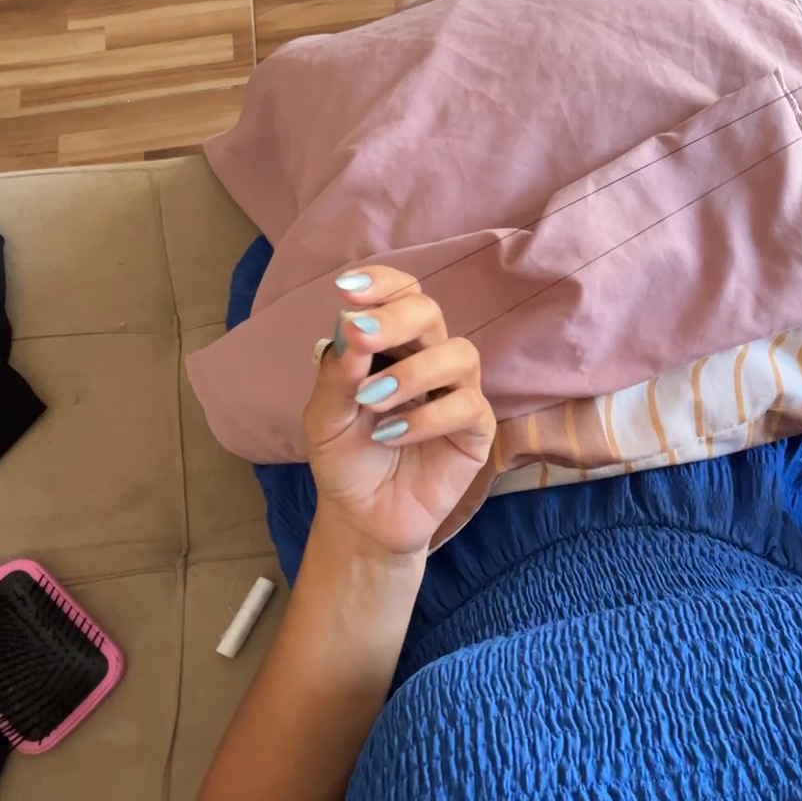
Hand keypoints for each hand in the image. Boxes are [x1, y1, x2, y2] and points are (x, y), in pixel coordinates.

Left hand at [302, 267, 496, 558]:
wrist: (361, 517)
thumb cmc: (346, 458)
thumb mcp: (325, 417)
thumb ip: (337, 374)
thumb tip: (352, 325)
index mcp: (393, 346)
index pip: (401, 295)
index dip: (382, 283)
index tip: (345, 289)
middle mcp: (430, 359)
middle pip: (431, 313)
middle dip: (396, 318)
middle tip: (362, 335)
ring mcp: (457, 392)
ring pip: (459, 354)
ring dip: (413, 372)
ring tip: (373, 401)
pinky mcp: (476, 429)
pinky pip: (466, 406)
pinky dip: (426, 417)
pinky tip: (391, 435)